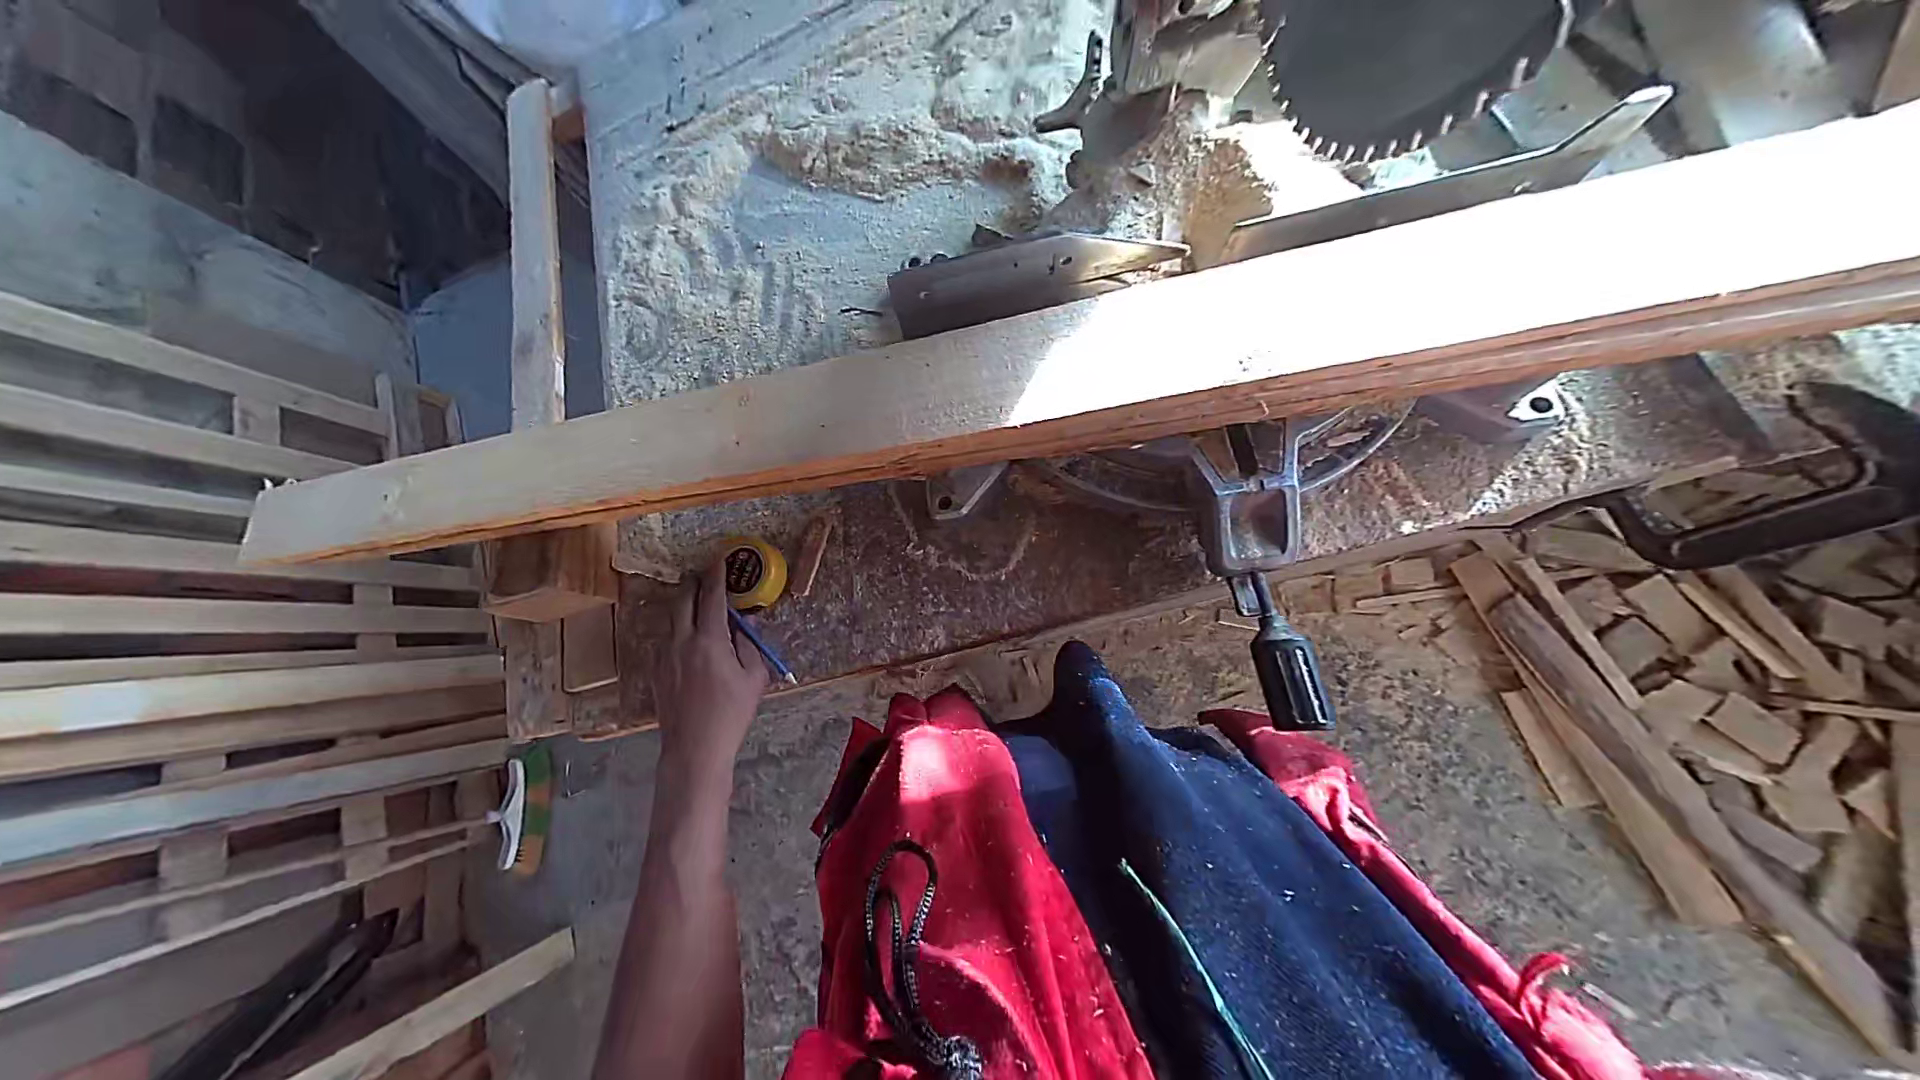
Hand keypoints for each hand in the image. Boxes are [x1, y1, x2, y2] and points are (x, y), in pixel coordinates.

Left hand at [652, 560, 769, 773]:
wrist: (694, 748)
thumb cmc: (731, 714)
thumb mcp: (754, 678)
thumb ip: (749, 645)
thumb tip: (745, 624)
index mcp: (709, 640)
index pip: (712, 597)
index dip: (716, 575)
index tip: (719, 560)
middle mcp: (682, 641)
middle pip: (683, 600)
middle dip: (694, 584)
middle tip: (705, 577)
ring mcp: (664, 656)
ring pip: (671, 619)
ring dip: (684, 607)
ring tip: (698, 606)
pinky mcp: (656, 671)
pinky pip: (666, 639)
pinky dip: (678, 630)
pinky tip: (689, 640)